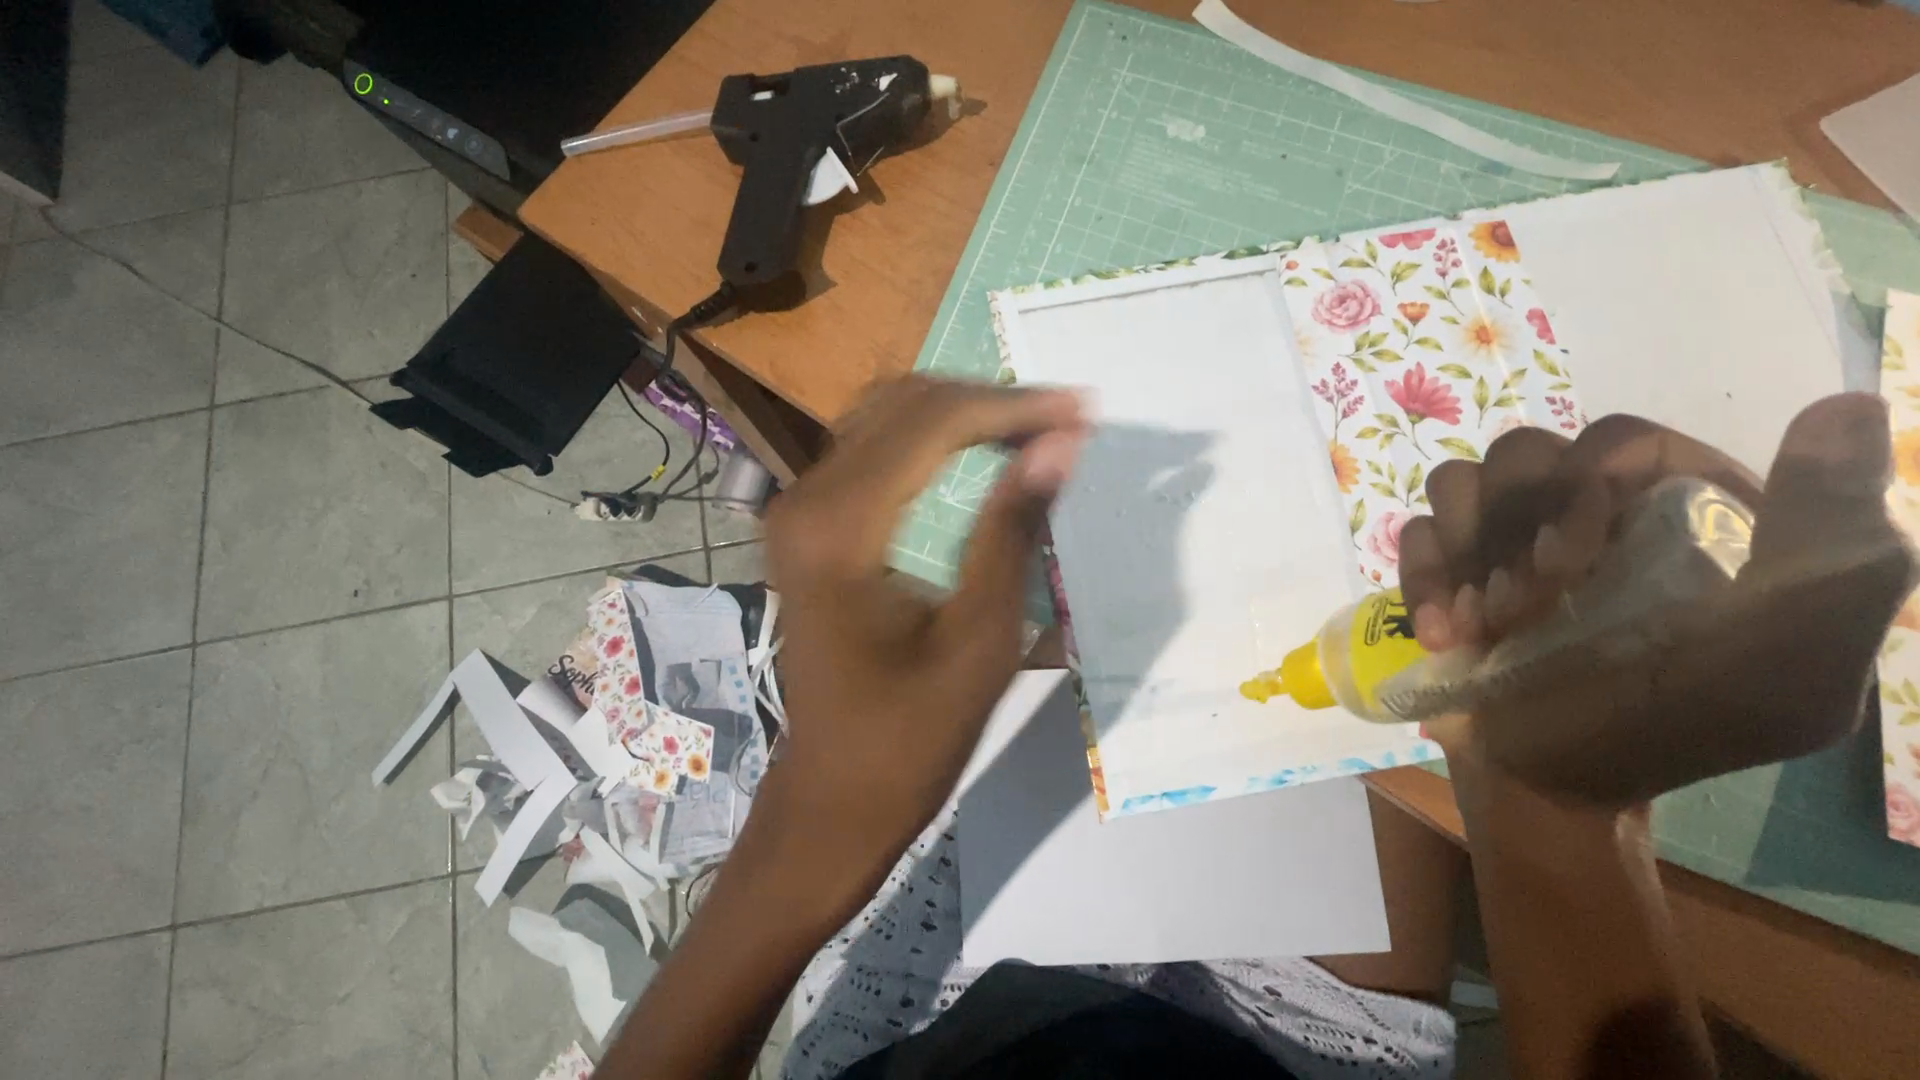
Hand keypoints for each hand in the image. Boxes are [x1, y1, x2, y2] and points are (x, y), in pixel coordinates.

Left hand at [756, 376, 1086, 899]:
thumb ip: (1011, 533)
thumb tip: (1060, 443)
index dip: (1013, 407)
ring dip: (963, 416)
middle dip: (991, 403)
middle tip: (1067, 423)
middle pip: (904, 406)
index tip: (1085, 411)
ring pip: (886, 419)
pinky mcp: (809, 526)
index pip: (931, 423)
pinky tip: (983, 463)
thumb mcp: (979, 643)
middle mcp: (806, 500)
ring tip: (1036, 435)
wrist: (834, 793)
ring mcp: (799, 509)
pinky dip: (933, 444)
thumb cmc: (909, 737)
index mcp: (840, 528)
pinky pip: (874, 454)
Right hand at [1398, 393, 1914, 807]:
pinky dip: (1421, 579)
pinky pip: (1414, 531)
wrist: (1551, 785)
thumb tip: (1847, 405)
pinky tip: (1446, 636)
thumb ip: (1832, 544)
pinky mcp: (1451, 566)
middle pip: (1524, 453)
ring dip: (1461, 556)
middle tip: (1525, 606)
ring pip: (1458, 480)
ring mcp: (1511, 537)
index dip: (1582, 485)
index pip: (1619, 440)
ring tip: (1484, 627)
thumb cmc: (1668, 731)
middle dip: (1510, 531)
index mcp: (1678, 513)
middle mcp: (1590, 511)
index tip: (1573, 562)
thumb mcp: (1784, 658)